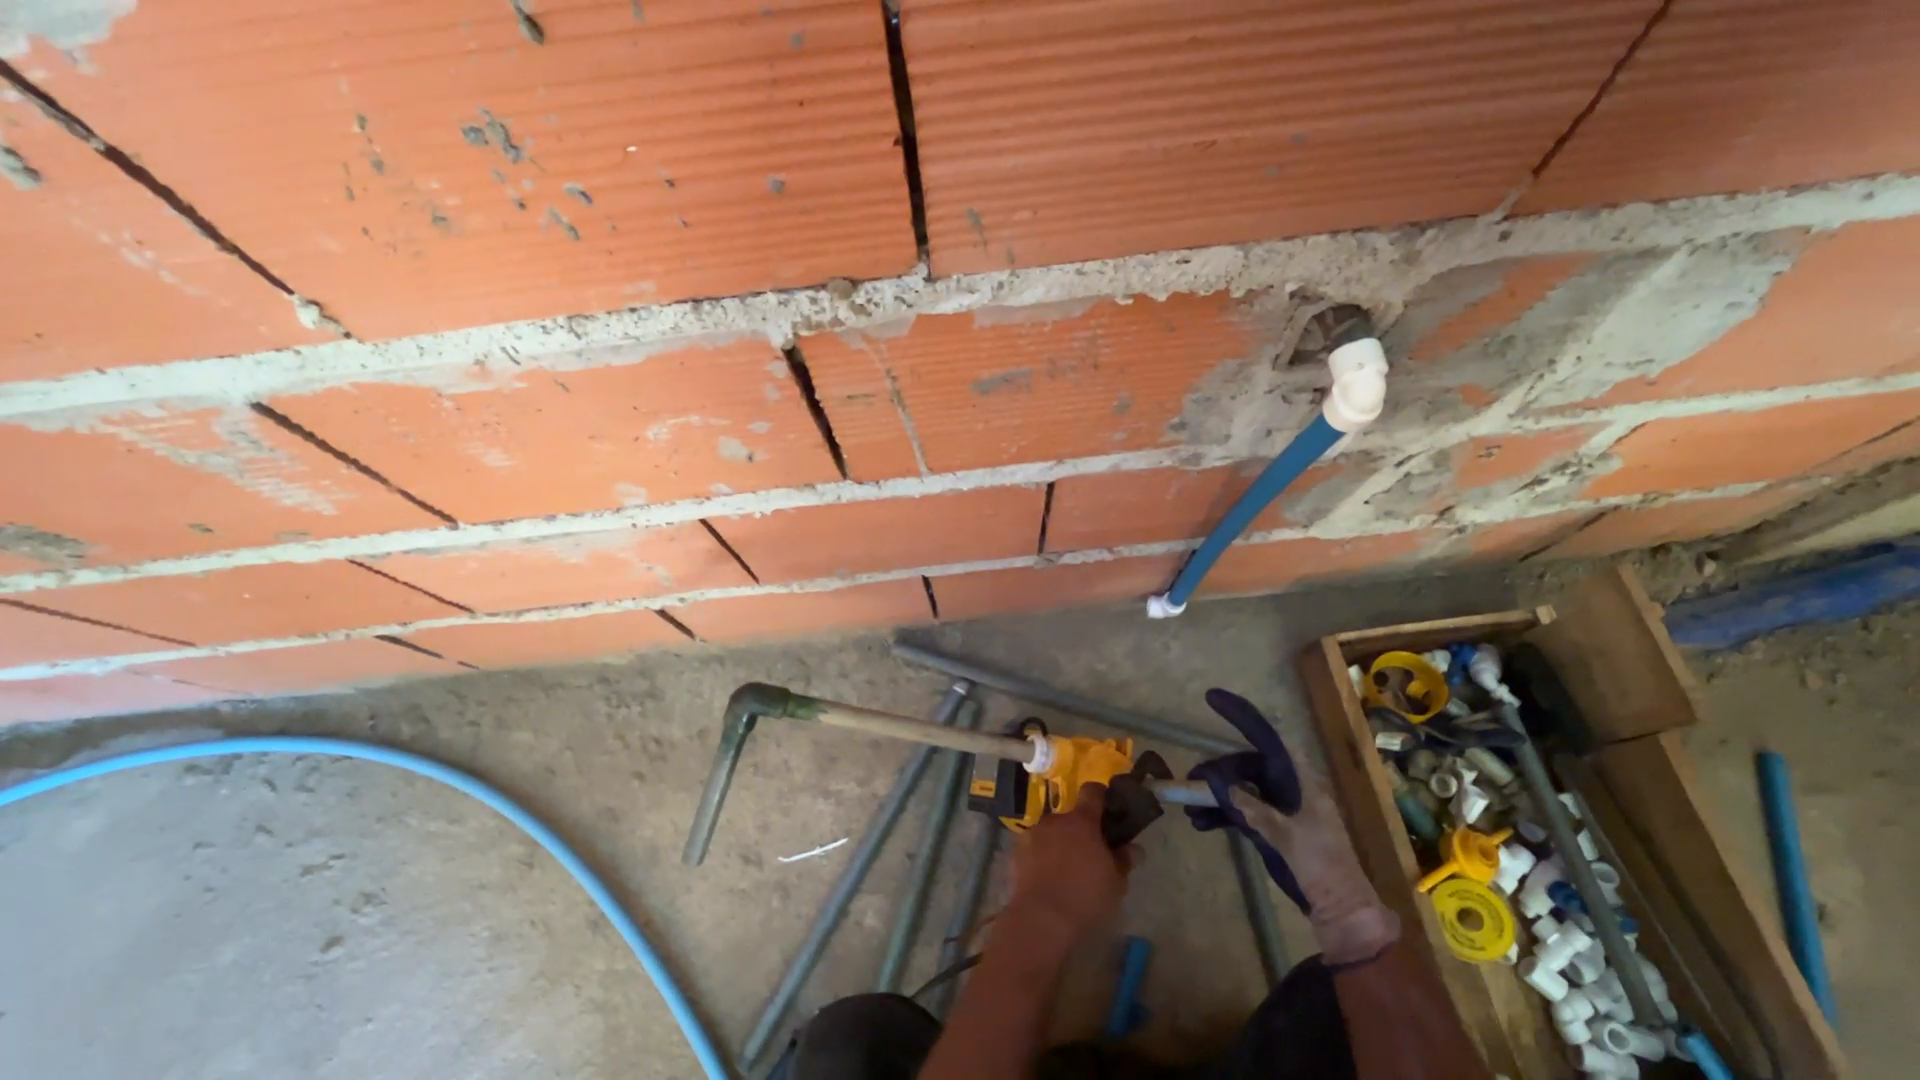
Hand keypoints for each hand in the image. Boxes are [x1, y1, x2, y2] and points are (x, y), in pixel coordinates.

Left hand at [1006, 784, 1133, 934]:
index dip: (1100, 796)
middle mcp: (1055, 820)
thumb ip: (1124, 860)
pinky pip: (1033, 848)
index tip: (1107, 809)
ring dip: (1057, 843)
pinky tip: (1045, 879)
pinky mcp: (1015, 853)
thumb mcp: (1116, 882)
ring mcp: (1032, 835)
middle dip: (1079, 830)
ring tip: (1064, 870)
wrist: (1041, 919)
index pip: (1092, 792)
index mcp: (1082, 821)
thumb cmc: (1085, 897)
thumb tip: (1134, 848)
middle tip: (1088, 854)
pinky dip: (1040, 857)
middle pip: (1070, 817)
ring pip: (1050, 833)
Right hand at [1189, 690, 1399, 966]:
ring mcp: (1281, 807)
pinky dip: (1222, 814)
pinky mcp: (1273, 827)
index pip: (1269, 737)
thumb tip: (1220, 783)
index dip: (1242, 715)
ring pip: (1241, 788)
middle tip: (1191, 782)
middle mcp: (1290, 787)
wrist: (1341, 909)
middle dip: (1218, 770)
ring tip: (1190, 809)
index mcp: (1301, 781)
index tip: (1212, 699)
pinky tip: (1201, 824)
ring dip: (1215, 795)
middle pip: (1248, 764)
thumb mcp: (1285, 837)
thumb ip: (1252, 809)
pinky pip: (1242, 810)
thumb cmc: (1322, 867)